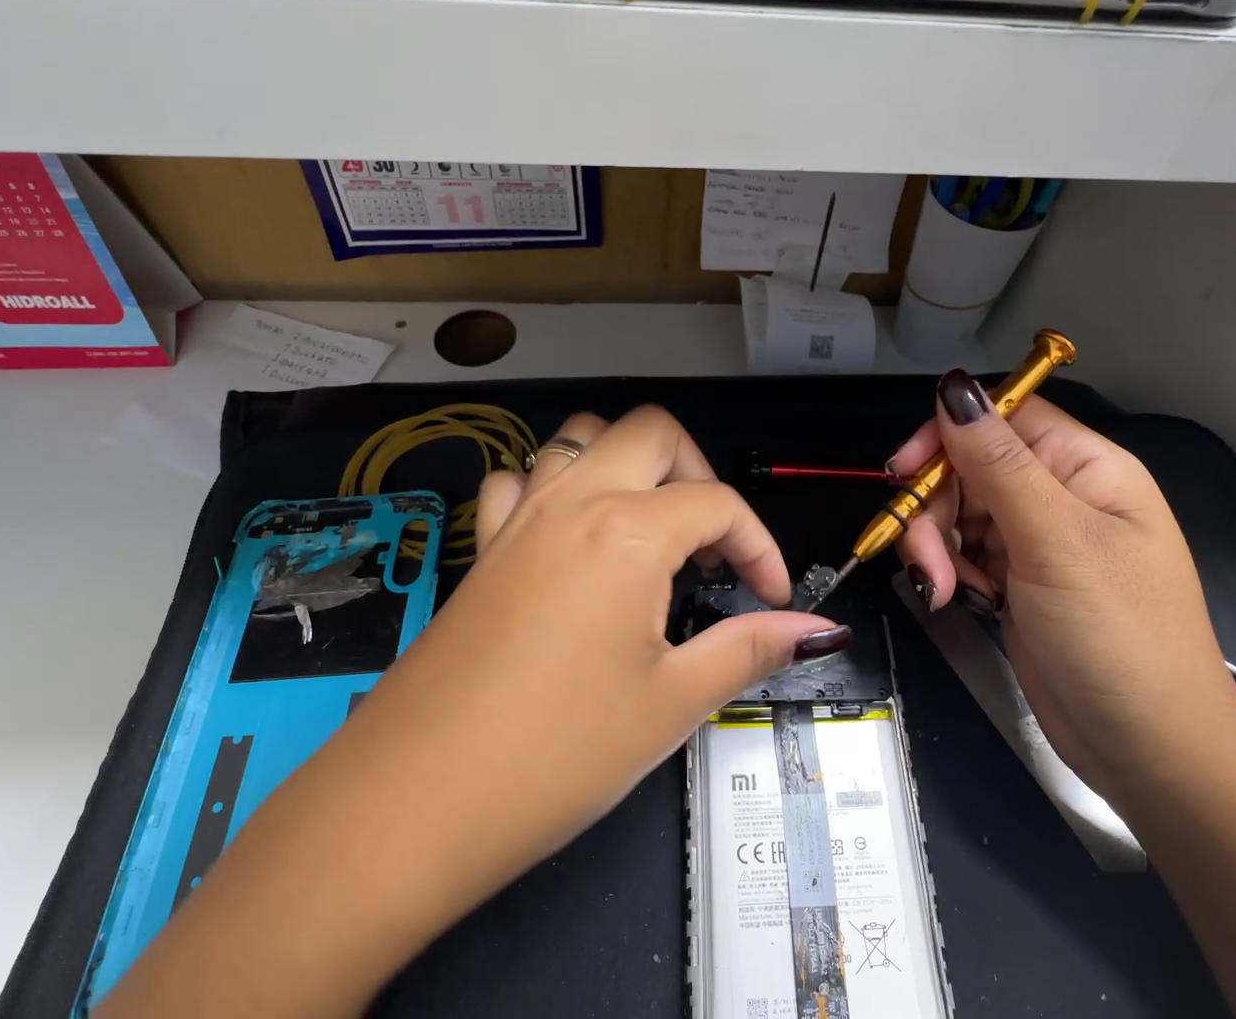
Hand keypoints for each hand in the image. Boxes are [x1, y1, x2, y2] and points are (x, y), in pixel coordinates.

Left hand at [99, 407, 847, 1018]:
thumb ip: (750, 650)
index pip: (718, 504)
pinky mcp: (480, 552)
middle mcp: (569, 504)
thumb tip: (822, 631)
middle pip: (649, 432)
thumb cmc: (556, 755)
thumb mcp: (671, 704)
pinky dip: (555, 490)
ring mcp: (515, 522)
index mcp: (626, 533)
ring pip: (578, 441)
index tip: (773, 600)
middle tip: (712, 546)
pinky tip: (570, 544)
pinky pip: (518, 484)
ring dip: (627, 467)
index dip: (761, 547)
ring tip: (650, 534)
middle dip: (698, 472)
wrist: (413, 803)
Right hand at [891, 370, 1235, 806]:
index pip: (1005, 418)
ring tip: (948, 590)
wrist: (1146, 749)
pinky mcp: (1017, 583)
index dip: (949, 432)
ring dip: (937, 546)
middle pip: (970, 468)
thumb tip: (955, 386)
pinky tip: (960, 598)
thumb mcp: (1056, 541)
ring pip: (958, 513)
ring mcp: (1037, 543)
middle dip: (935, 507)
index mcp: (1087, 469)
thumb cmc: (1119, 638)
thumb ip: (998, 462)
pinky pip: (964, 553)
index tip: (905, 470)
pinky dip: (951, 571)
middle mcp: (1061, 496)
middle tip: (928, 559)